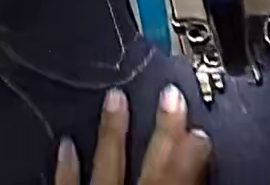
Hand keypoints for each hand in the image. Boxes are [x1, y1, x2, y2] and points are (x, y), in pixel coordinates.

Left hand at [56, 84, 212, 184]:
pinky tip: (65, 144)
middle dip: (163, 131)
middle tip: (171, 93)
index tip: (203, 129)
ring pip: (106, 167)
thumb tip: (201, 176)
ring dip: (112, 132)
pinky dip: (65, 168)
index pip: (179, 178)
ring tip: (115, 97)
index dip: (194, 151)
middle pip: (151, 168)